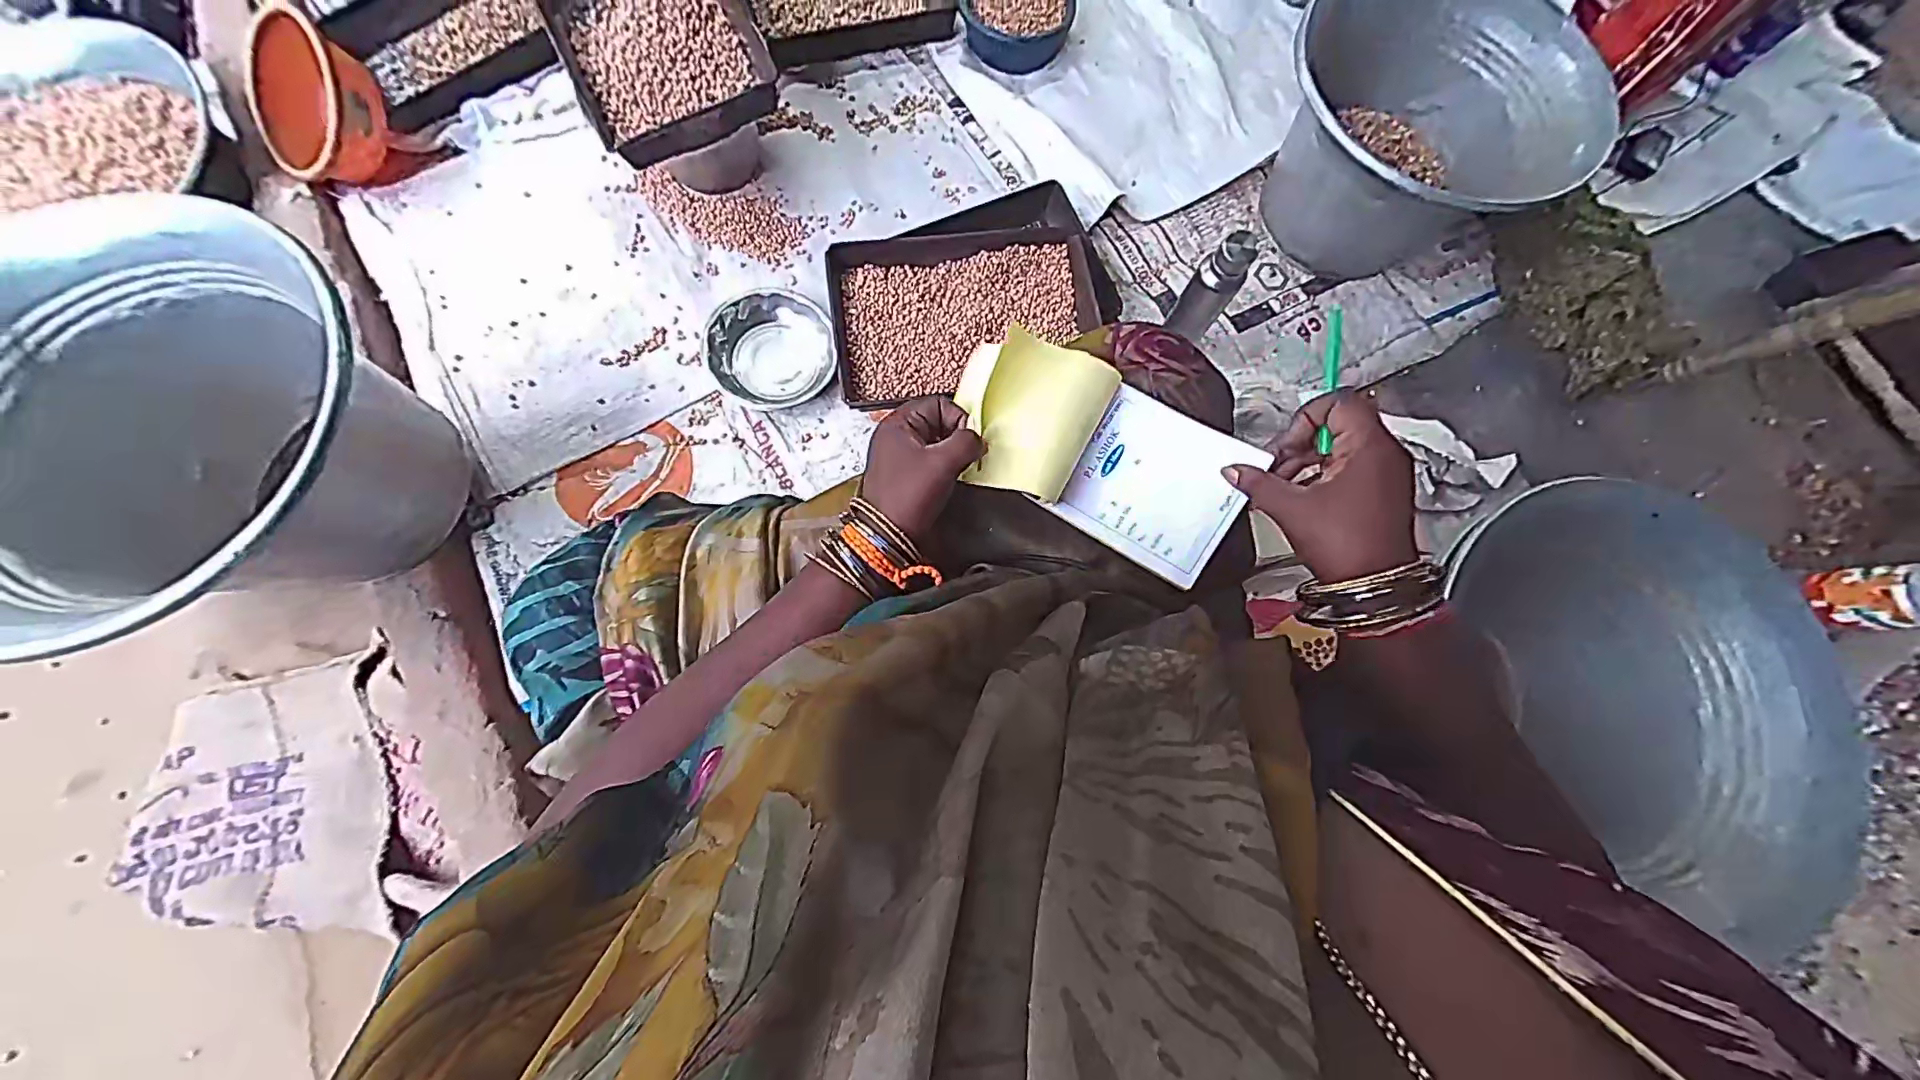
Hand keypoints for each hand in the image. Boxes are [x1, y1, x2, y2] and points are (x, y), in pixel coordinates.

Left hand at [860, 396, 984, 542]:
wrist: (889, 535)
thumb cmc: (906, 498)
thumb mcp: (942, 463)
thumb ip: (966, 442)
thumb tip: (976, 439)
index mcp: (897, 424)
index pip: (937, 403)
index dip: (958, 418)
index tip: (969, 439)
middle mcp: (895, 436)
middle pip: (937, 422)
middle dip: (957, 437)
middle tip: (966, 454)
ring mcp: (899, 456)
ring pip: (936, 442)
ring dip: (952, 453)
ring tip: (957, 469)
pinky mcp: (905, 474)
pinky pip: (930, 460)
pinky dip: (944, 466)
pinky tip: (948, 479)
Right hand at [1224, 391, 1417, 581]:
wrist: (1373, 583)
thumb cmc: (1349, 547)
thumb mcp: (1291, 508)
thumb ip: (1259, 482)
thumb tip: (1237, 471)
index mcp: (1369, 447)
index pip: (1339, 402)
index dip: (1305, 418)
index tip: (1286, 444)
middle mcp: (1385, 454)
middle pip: (1337, 424)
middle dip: (1300, 444)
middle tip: (1278, 466)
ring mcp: (1387, 473)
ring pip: (1341, 446)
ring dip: (1308, 460)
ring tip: (1286, 485)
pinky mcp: (1382, 491)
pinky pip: (1350, 467)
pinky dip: (1322, 475)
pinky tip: (1303, 497)